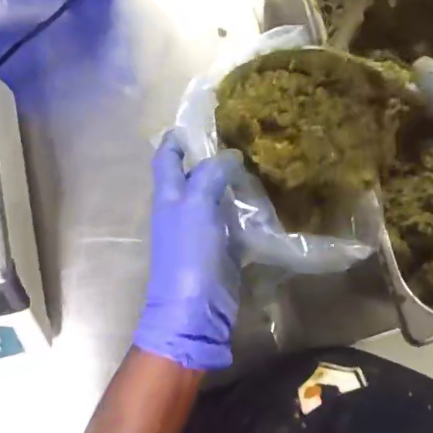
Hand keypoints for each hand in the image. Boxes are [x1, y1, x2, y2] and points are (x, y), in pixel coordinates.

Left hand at [133, 133, 241, 370]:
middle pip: (193, 176)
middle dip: (211, 156)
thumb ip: (210, 176)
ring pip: (215, 198)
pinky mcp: (221, 250)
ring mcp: (201, 231)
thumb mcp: (197, 207)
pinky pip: (233, 222)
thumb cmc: (189, 256)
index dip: (177, 138)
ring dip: (232, 182)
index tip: (199, 121)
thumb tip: (228, 156)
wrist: (195, 311)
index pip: (167, 158)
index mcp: (169, 197)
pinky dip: (245, 210)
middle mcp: (182, 210)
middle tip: (241, 138)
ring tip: (259, 164)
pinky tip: (265, 202)